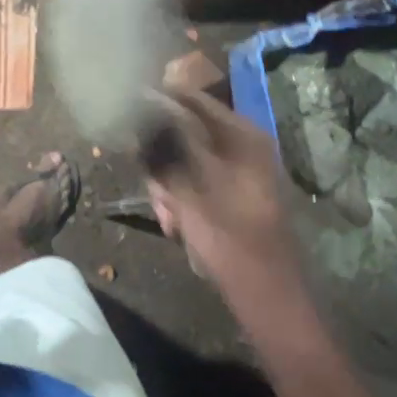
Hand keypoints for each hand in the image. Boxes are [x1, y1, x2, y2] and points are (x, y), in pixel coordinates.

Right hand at [141, 88, 297, 285]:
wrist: (269, 297)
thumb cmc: (230, 240)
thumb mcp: (187, 192)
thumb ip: (162, 152)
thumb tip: (139, 120)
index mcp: (243, 136)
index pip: (192, 99)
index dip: (158, 101)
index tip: (128, 108)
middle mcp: (246, 145)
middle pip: (187, 132)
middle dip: (163, 158)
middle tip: (153, 188)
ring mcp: (244, 170)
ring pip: (189, 160)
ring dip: (170, 184)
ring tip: (166, 215)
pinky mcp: (240, 194)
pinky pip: (201, 181)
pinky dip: (185, 197)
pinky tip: (176, 224)